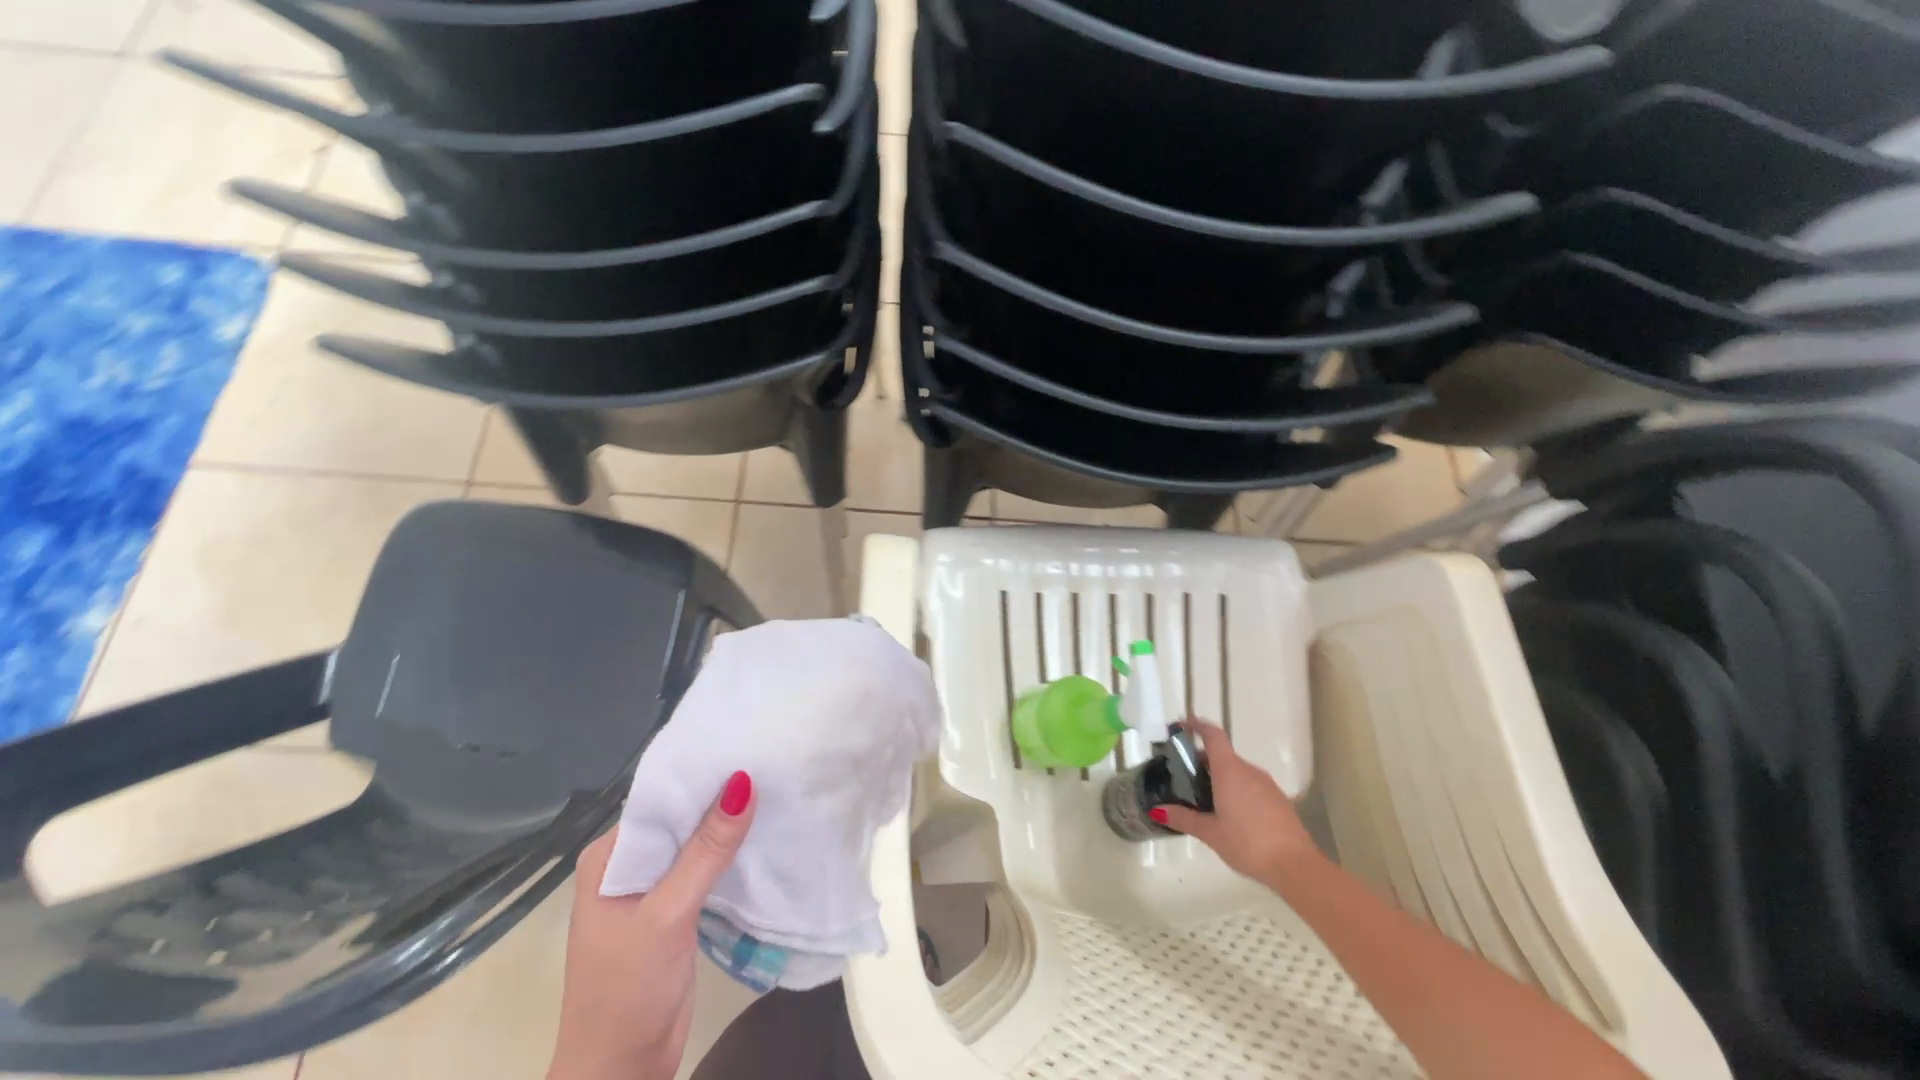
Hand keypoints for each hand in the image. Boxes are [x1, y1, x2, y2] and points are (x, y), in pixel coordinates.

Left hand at [548, 771, 755, 1079]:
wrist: (619, 1071)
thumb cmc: (628, 990)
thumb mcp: (668, 915)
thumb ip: (706, 852)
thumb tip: (743, 782)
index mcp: (609, 857)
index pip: (659, 801)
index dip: (701, 776)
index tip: (748, 749)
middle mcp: (627, 867)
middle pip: (679, 822)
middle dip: (720, 800)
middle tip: (776, 766)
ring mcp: (650, 892)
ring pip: (694, 848)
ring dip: (728, 831)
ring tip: (780, 794)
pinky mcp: (673, 916)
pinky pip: (703, 875)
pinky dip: (730, 862)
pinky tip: (765, 844)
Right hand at [1154, 721, 1322, 884]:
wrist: (1295, 865)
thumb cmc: (1248, 843)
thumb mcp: (1211, 833)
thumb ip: (1184, 818)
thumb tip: (1158, 810)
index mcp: (1230, 772)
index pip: (1213, 736)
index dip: (1197, 726)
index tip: (1182, 725)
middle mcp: (1249, 771)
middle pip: (1223, 755)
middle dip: (1201, 761)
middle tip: (1182, 777)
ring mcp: (1267, 785)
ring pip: (1237, 772)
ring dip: (1219, 777)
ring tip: (1202, 799)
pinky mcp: (1278, 800)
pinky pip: (1250, 785)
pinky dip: (1235, 790)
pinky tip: (1228, 814)